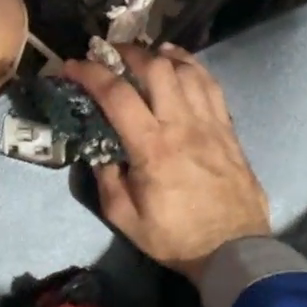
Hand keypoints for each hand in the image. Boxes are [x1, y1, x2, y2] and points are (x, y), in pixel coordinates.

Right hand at [65, 44, 270, 280]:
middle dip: (126, 53)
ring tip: (144, 54)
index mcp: (152, 147)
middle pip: (156, 69)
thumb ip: (105, 177)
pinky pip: (212, 86)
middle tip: (108, 54)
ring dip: (160, 56)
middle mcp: (182, 126)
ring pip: (187, 71)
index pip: (116, 94)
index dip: (90, 73)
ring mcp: (210, 125)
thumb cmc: (175, 237)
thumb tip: (97, 148)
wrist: (236, 253)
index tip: (71, 66)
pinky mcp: (228, 131)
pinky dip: (192, 67)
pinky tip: (179, 64)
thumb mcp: (123, 215)